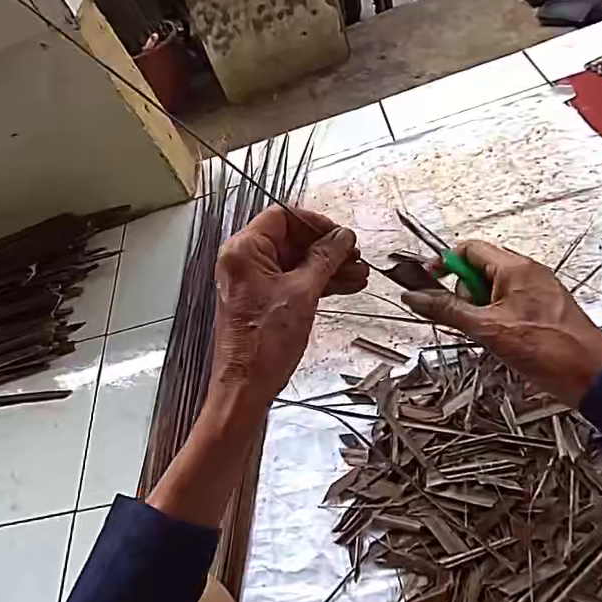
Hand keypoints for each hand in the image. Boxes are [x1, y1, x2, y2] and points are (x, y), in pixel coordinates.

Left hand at [208, 205, 366, 409]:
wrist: (247, 385)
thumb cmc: (264, 343)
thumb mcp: (303, 292)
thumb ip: (324, 258)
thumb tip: (342, 237)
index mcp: (244, 250)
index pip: (282, 216)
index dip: (315, 222)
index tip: (340, 234)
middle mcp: (244, 260)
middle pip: (290, 239)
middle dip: (326, 248)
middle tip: (355, 256)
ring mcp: (252, 281)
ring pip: (295, 261)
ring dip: (327, 266)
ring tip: (358, 275)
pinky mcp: (261, 299)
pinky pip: (292, 280)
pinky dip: (317, 282)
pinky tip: (345, 286)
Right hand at [400, 240, 601, 405]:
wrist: (592, 378)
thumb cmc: (548, 350)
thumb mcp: (487, 329)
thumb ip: (447, 310)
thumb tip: (414, 297)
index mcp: (515, 268)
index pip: (469, 249)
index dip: (445, 264)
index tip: (430, 283)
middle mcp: (528, 273)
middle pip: (479, 268)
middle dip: (464, 292)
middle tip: (467, 318)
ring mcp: (538, 289)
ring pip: (493, 288)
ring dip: (479, 307)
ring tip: (487, 332)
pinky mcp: (544, 308)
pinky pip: (509, 302)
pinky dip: (496, 316)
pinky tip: (501, 338)